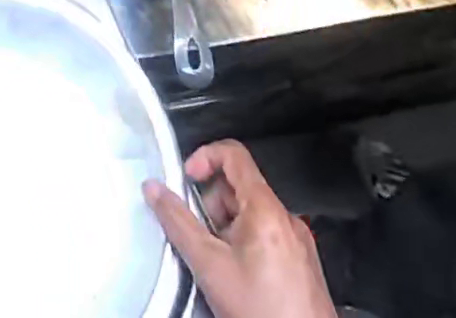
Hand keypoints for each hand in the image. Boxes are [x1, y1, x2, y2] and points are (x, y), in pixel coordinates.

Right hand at [144, 140, 336, 317]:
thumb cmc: (262, 314)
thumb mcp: (209, 266)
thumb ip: (178, 221)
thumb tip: (154, 189)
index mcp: (266, 208)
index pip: (233, 154)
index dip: (204, 157)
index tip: (186, 180)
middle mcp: (286, 219)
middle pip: (238, 187)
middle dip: (211, 206)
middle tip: (200, 239)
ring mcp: (297, 243)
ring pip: (250, 215)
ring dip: (225, 230)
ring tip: (218, 267)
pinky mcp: (301, 266)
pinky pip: (265, 238)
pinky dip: (243, 247)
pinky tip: (237, 280)